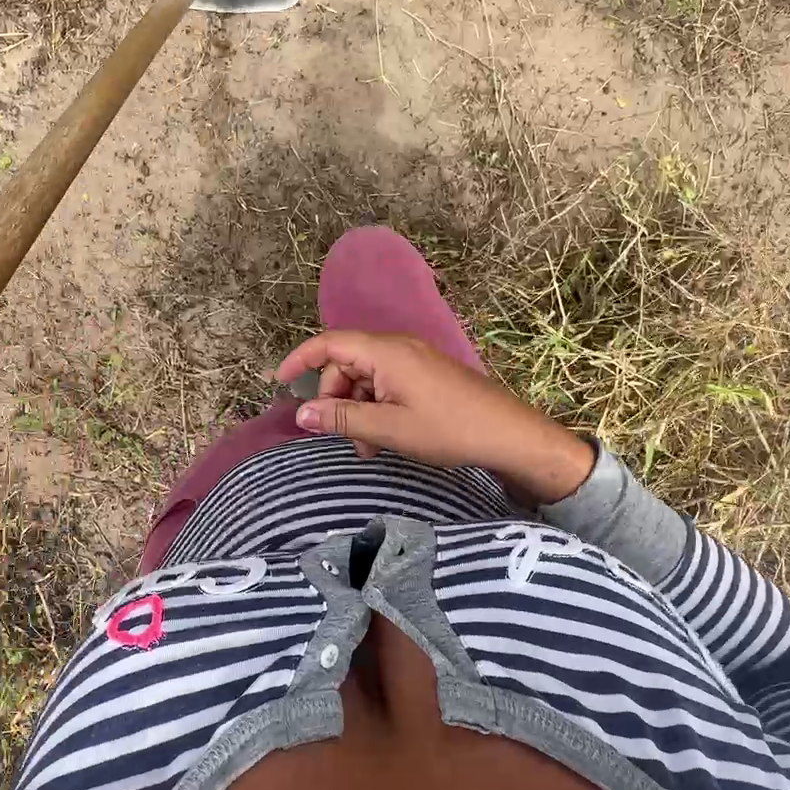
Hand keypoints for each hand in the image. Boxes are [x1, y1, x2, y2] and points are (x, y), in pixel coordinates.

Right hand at [275, 331, 595, 503]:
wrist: (510, 434)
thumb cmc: (449, 429)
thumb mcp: (389, 428)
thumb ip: (342, 418)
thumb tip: (301, 414)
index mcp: (385, 351)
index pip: (329, 343)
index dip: (299, 359)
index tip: (279, 383)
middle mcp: (397, 346)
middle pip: (346, 363)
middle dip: (337, 399)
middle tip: (348, 439)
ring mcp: (414, 358)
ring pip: (366, 377)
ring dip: (358, 409)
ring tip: (372, 446)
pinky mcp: (426, 372)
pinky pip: (387, 382)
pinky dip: (378, 407)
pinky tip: (387, 435)